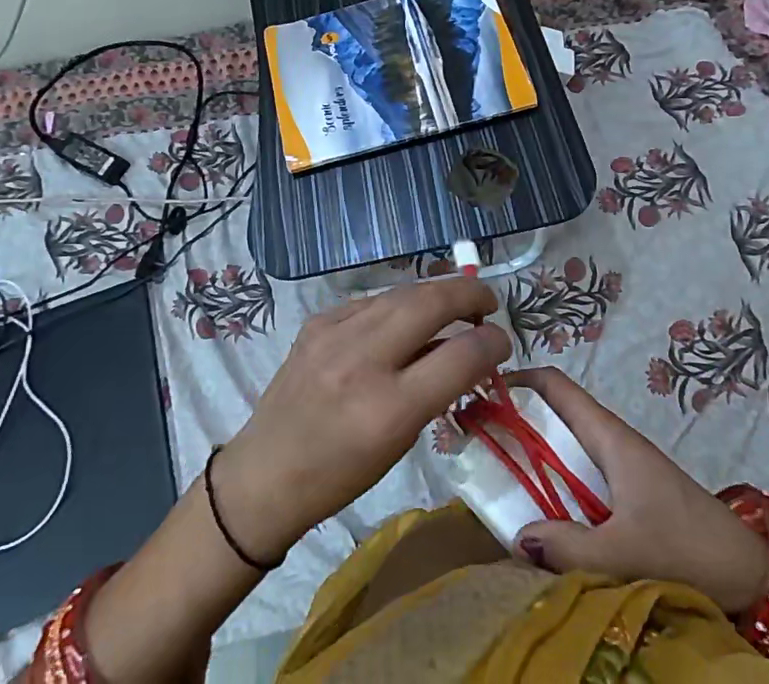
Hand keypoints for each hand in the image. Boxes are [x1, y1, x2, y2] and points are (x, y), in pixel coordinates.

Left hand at [214, 279, 509, 561]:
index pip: (460, 355)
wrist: (265, 473)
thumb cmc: (340, 474)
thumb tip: (468, 347)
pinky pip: (370, 301)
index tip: (502, 340)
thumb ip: (438, 390)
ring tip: (453, 304)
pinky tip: (404, 316)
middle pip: (430, 304)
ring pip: (401, 293)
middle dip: (468, 295)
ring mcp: (333, 335)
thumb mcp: (400, 442)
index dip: (493, 342)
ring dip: (435, 294)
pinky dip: (397, 304)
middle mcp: (362, 362)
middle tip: (487, 302)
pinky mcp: (315, 323)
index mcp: (389, 409)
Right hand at [507, 367, 768, 614]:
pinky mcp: (628, 490)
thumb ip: (568, 547)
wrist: (749, 572)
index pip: (556, 387)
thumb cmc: (687, 548)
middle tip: (478, 442)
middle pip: (555, 414)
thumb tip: (516, 536)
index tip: (482, 395)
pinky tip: (539, 509)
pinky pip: (579, 473)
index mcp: (609, 438)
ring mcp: (621, 465)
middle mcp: (611, 442)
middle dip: (516, 421)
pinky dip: (553, 481)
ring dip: (533, 454)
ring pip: (566, 445)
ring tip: (496, 475)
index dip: (518, 380)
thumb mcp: (624, 552)